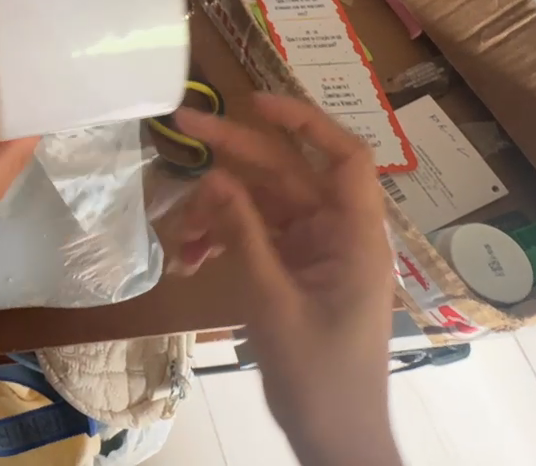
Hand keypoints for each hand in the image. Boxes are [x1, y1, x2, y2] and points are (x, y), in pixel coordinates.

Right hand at [171, 93, 399, 465]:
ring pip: (260, 202)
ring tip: (181, 230)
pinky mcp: (291, 267)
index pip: (344, 158)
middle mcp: (336, 232)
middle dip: (234, 151)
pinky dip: (220, 236)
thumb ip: (245, 234)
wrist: (334, 441)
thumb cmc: (319, 376)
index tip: (253, 103)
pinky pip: (252, 232)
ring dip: (217, 208)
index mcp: (355, 237)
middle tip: (182, 128)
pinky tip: (190, 256)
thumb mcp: (274, 301)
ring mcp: (312, 250)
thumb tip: (215, 176)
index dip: (305, 121)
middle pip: (286, 172)